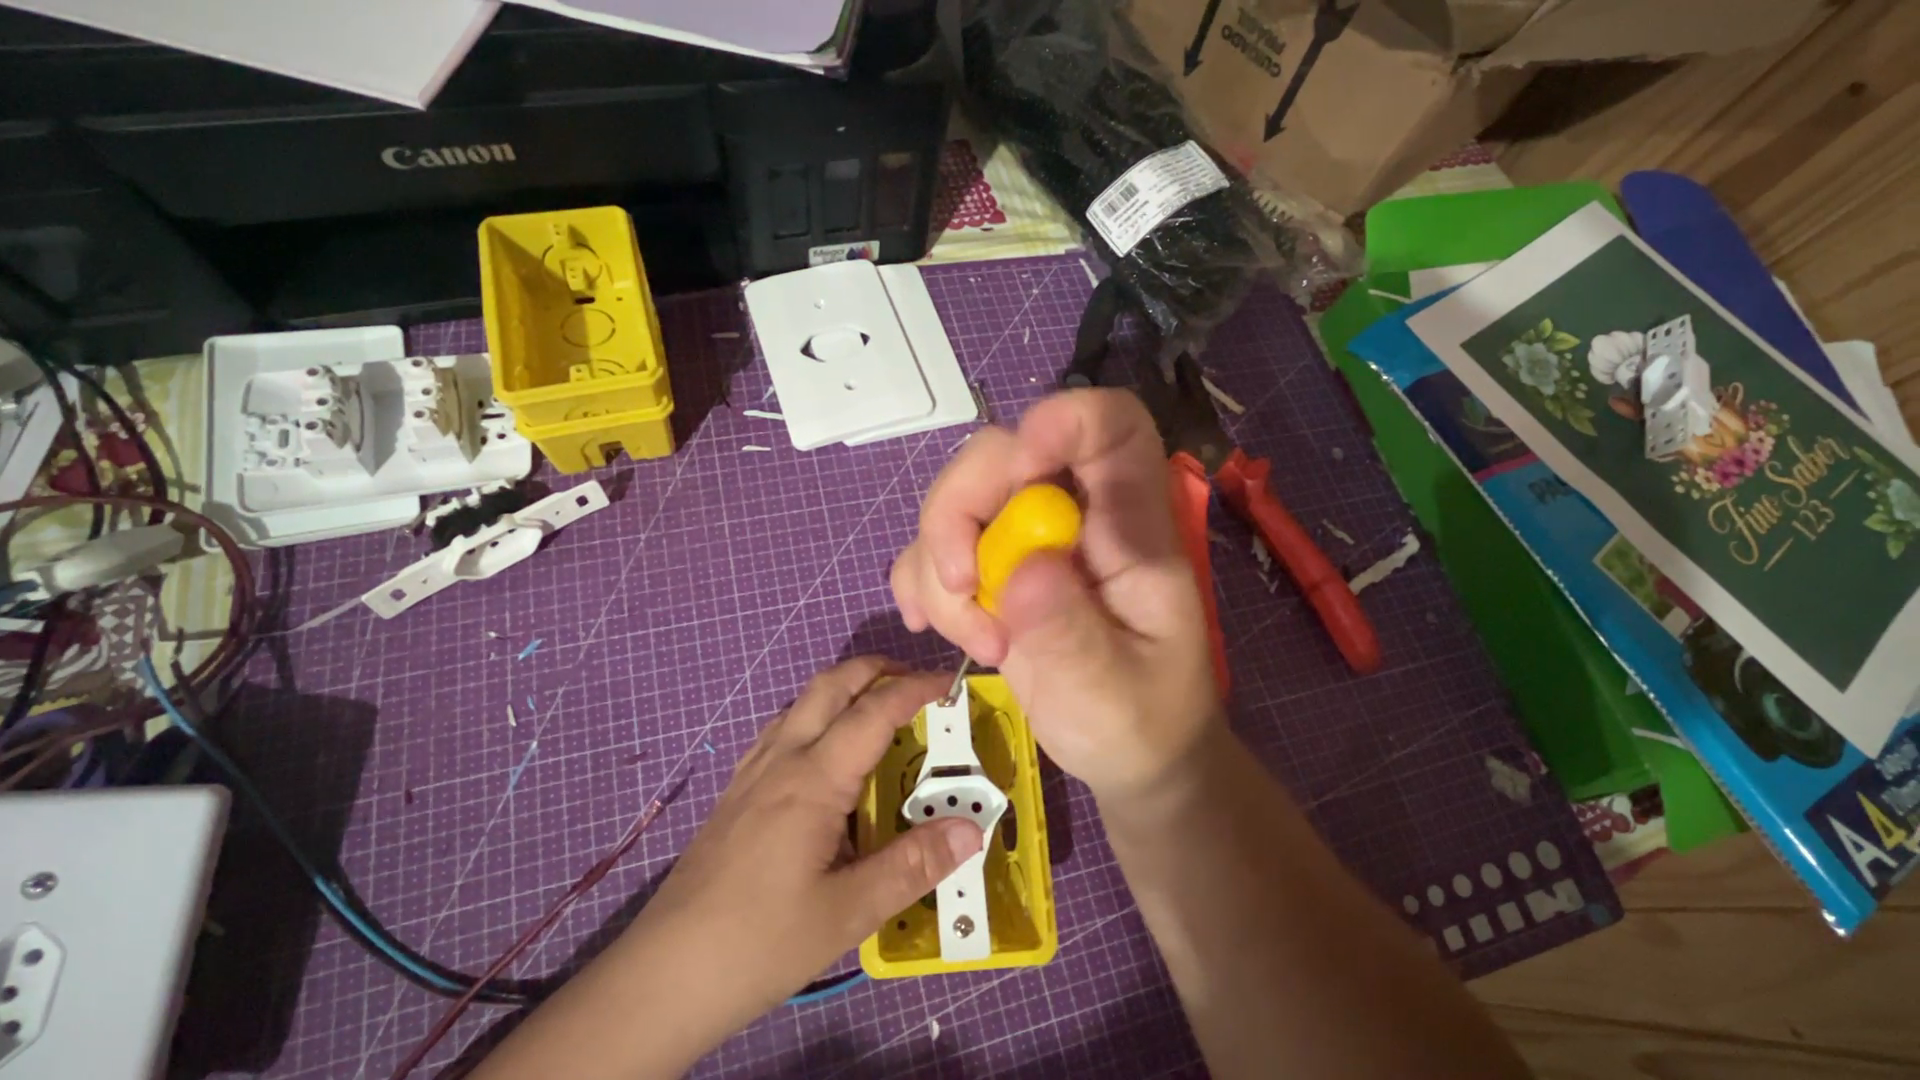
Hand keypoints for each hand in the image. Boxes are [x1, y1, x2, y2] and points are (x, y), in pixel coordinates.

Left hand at [629, 659, 982, 1031]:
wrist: (665, 974)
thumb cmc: (761, 943)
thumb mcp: (848, 912)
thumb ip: (911, 866)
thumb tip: (972, 830)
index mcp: (812, 780)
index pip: (873, 712)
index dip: (915, 690)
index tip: (953, 684)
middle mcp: (780, 762)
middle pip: (828, 686)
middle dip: (875, 670)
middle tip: (917, 683)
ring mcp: (750, 775)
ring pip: (799, 704)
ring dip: (842, 690)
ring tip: (878, 712)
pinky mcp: (734, 796)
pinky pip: (779, 733)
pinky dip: (813, 718)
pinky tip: (823, 758)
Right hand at [890, 389, 1220, 801]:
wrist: (1130, 753)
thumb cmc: (1142, 722)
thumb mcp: (1116, 695)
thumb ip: (1073, 635)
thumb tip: (1022, 568)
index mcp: (1130, 527)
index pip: (1110, 427)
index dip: (1063, 421)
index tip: (1022, 466)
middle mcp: (1074, 515)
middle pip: (1002, 453)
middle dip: (959, 512)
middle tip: (963, 588)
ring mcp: (1026, 539)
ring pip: (955, 499)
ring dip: (940, 567)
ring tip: (982, 644)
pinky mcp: (991, 569)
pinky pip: (932, 546)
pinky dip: (920, 582)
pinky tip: (934, 627)